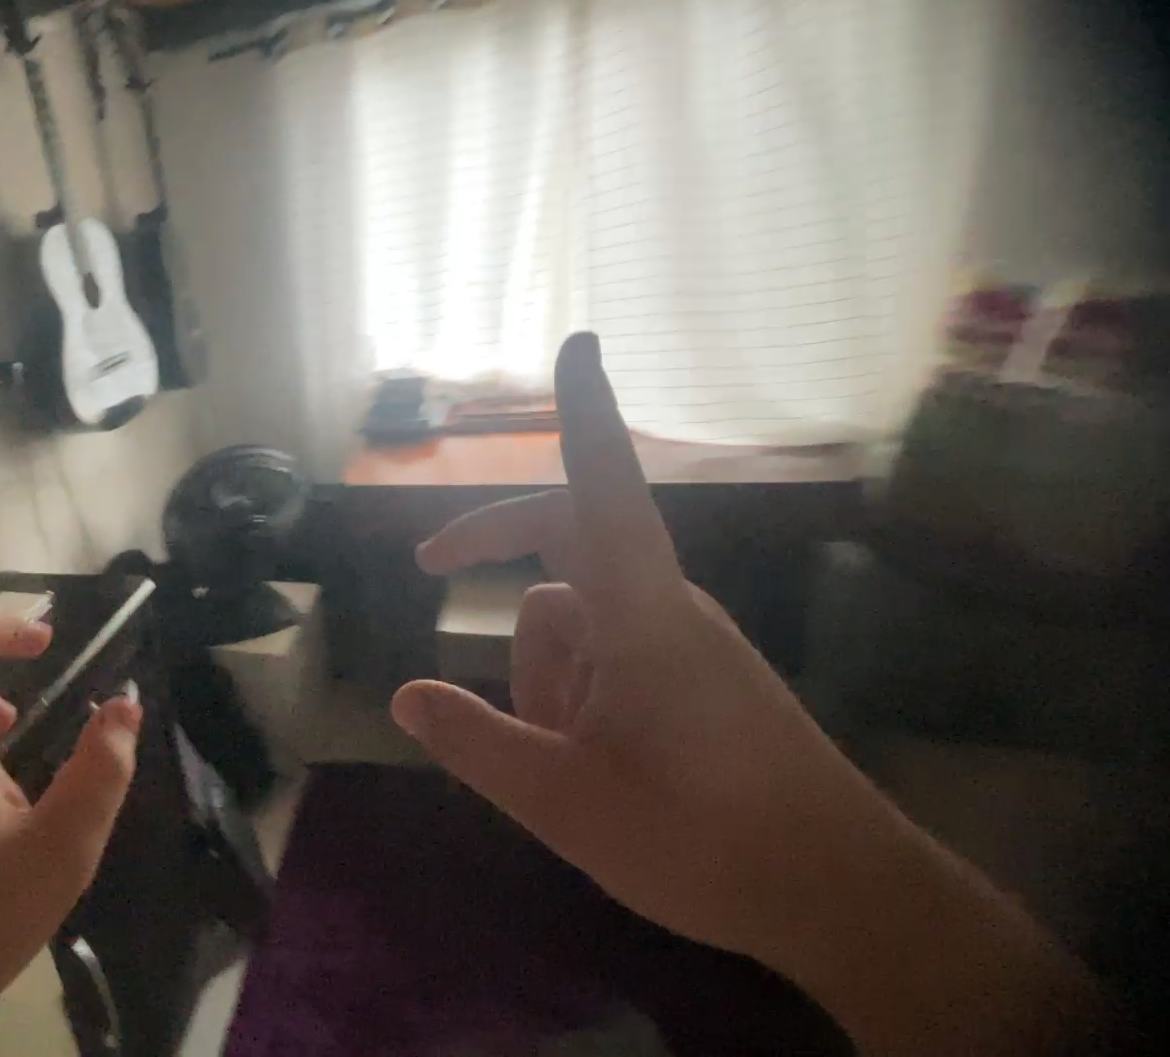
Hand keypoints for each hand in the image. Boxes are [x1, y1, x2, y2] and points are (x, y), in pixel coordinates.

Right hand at [397, 332, 1098, 1054]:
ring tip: (553, 755)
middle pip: (562, 538)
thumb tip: (403, 693)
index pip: (601, 491)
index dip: (585, 414)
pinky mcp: (693, 672)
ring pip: (574, 615)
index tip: (578, 344)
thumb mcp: (560, 802)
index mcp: (640, 617)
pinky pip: (605, 648)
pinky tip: (581, 755)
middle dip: (492, 546)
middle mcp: (663, 607)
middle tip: (428, 567)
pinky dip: (569, 686)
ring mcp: (681, 638)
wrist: (843, 901)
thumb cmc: (703, 841)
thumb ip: (472, 742)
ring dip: (537, 667)